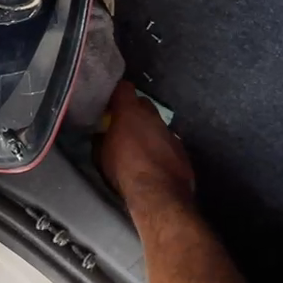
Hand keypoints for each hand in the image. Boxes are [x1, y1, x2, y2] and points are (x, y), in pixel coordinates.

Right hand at [98, 82, 195, 208]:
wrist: (158, 195)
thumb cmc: (123, 170)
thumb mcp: (100, 154)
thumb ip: (101, 138)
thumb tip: (102, 134)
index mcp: (129, 112)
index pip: (124, 87)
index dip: (117, 93)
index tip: (111, 102)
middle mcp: (152, 116)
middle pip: (143, 103)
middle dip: (134, 110)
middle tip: (124, 124)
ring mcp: (170, 132)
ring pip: (157, 123)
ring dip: (148, 130)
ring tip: (140, 146)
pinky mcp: (182, 149)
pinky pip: (168, 141)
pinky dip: (160, 146)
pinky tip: (155, 161)